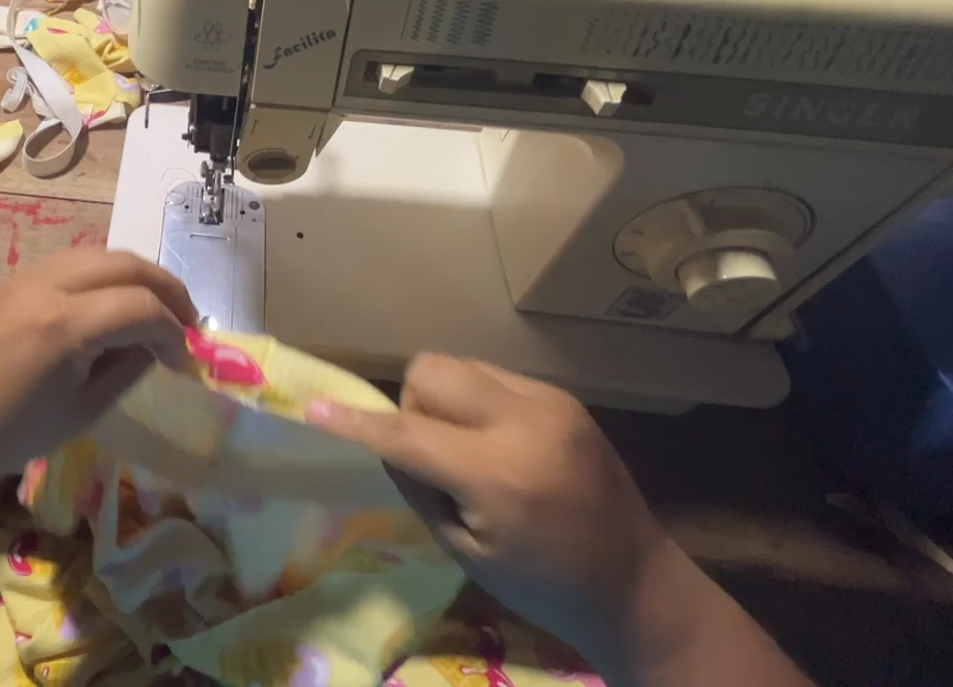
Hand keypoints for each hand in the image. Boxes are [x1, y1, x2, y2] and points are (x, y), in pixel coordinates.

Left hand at [0, 250, 196, 491]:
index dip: (173, 331)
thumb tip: (161, 343)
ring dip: (135, 275)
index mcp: (65, 325)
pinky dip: (104, 273)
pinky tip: (113, 301)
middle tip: (186, 320)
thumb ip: (130, 366)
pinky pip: (72, 261)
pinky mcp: (14, 280)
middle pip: (125, 264)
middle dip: (165, 288)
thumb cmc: (17, 434)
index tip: (183, 360)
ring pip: (99, 254)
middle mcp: (47, 286)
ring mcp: (26, 277)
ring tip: (155, 307)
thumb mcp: (88, 409)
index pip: (141, 306)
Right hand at [306, 354, 675, 663]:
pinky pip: (489, 377)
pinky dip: (474, 402)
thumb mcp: (462, 547)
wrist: (639, 586)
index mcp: (500, 475)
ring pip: (457, 366)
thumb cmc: (542, 585)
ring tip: (468, 448)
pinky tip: (498, 442)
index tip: (313, 409)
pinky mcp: (561, 396)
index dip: (355, 423)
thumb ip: (416, 482)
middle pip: (430, 372)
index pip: (407, 434)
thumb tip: (382, 436)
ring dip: (443, 400)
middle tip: (433, 454)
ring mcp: (549, 402)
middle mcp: (526, 422)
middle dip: (413, 405)